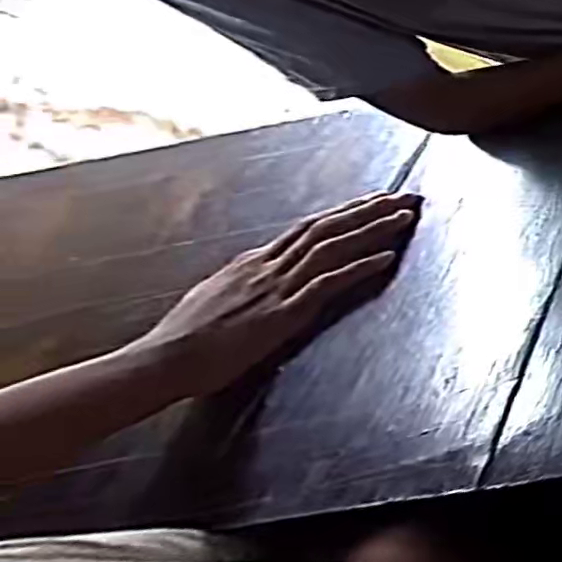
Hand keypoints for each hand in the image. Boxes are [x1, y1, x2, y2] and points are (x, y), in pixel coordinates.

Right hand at [129, 192, 420, 396]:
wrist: (155, 365)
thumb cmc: (185, 337)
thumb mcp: (218, 293)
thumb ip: (249, 276)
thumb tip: (268, 262)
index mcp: (253, 262)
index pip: (309, 227)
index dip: (346, 211)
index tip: (376, 198)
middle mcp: (267, 267)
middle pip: (326, 228)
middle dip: (368, 209)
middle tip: (403, 196)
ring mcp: (276, 288)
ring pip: (332, 247)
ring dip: (373, 229)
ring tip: (405, 217)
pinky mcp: (283, 312)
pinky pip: (328, 283)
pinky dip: (360, 267)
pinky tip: (387, 257)